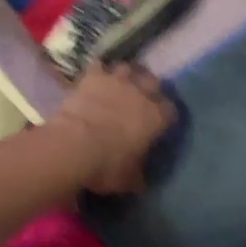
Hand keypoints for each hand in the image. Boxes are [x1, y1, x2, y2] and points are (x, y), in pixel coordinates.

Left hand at [47, 63, 176, 195]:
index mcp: (156, 117)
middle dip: (149, 88)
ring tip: (119, 85)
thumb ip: (137, 175)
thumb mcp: (128, 180)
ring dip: (125, 76)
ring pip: (128, 68)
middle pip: (153, 81)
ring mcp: (117, 80)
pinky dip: (99, 71)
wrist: (75, 145)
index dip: (165, 115)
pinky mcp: (93, 75)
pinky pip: (99, 66)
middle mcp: (141, 92)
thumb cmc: (107, 165)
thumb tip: (140, 179)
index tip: (160, 123)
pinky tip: (95, 78)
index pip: (170, 110)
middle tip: (141, 99)